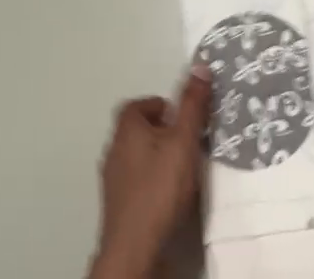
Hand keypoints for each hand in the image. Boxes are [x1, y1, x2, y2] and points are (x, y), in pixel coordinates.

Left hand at [89, 64, 212, 278]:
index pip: (136, 105)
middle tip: (186, 139)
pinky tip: (169, 194)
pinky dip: (151, 179)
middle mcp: (113, 150)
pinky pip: (135, 180)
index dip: (158, 105)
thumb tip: (200, 65)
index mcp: (126, 130)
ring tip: (182, 166)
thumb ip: (193, 104)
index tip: (180, 115)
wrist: (134, 247)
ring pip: (135, 156)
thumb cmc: (160, 187)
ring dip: (156, 156)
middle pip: (136, 129)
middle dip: (161, 130)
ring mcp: (112, 180)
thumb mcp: (184, 140)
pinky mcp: (118, 205)